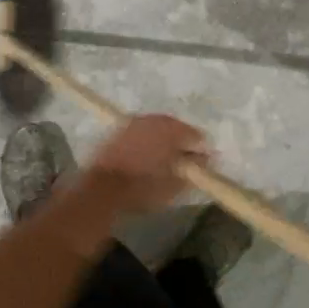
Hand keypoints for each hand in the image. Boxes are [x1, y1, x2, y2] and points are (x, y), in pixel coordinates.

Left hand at [84, 115, 209, 213]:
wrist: (102, 187)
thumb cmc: (143, 187)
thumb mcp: (175, 183)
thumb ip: (194, 168)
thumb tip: (206, 158)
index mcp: (171, 130)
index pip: (194, 134)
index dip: (201, 147)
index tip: (204, 159)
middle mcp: (153, 120)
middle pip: (175, 126)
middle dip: (182, 139)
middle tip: (185, 157)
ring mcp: (134, 122)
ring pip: (156, 126)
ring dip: (164, 138)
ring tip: (166, 156)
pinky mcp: (118, 130)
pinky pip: (140, 131)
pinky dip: (147, 139)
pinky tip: (147, 153)